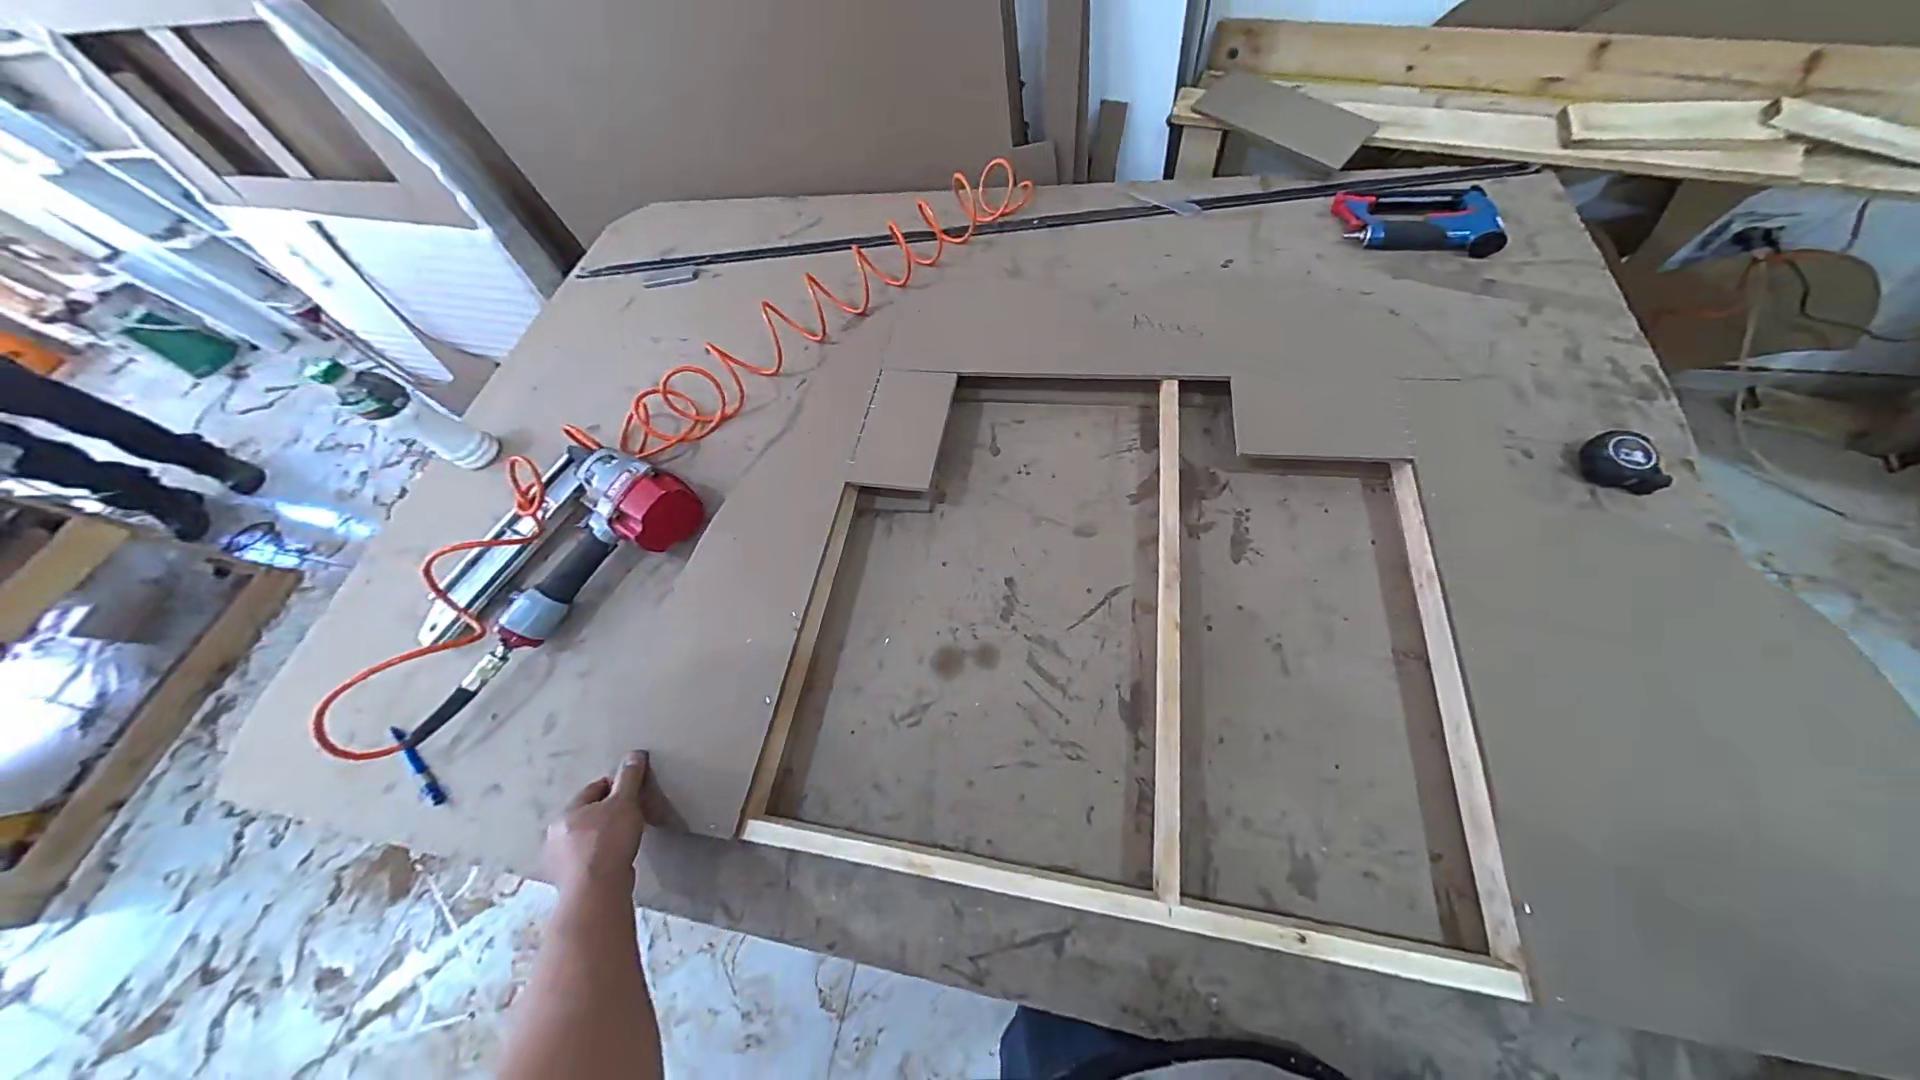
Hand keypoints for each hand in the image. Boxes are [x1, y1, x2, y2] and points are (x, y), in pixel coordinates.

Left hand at [544, 751, 648, 890]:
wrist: (597, 891)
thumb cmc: (609, 841)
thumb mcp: (625, 802)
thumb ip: (630, 777)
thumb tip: (634, 754)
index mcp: (567, 813)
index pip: (593, 789)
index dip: (616, 786)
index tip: (634, 792)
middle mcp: (556, 836)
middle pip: (587, 814)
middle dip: (607, 812)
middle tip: (631, 815)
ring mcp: (559, 861)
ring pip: (586, 838)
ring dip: (602, 836)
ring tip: (625, 838)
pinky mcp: (567, 882)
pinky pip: (587, 859)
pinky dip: (601, 856)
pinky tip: (615, 859)